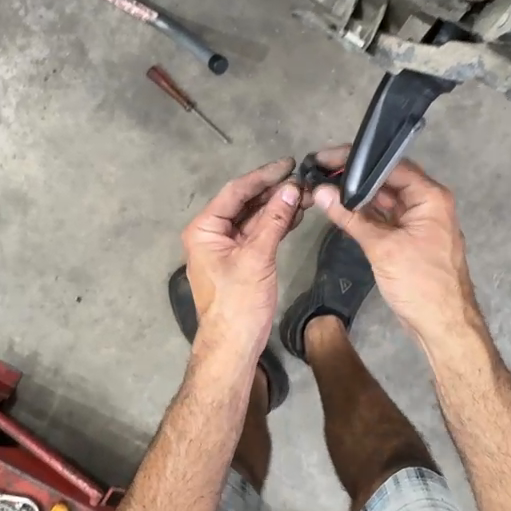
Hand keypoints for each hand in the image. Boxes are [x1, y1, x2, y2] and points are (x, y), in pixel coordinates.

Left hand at [181, 158, 303, 358]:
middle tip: (304, 182)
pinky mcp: (238, 259)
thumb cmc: (238, 302)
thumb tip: (292, 190)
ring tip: (306, 196)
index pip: (236, 191)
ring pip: (253, 218)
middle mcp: (211, 233)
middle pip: (244, 202)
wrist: (233, 345)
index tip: (290, 165)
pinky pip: (257, 234)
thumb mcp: (257, 257)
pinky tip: (296, 215)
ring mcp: (224, 247)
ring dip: (278, 208)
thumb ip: (274, 220)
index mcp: (204, 228)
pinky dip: (276, 224)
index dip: (264, 176)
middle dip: (274, 193)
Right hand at [307, 147, 479, 342]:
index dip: (356, 160)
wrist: (443, 325)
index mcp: (430, 197)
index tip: (325, 158)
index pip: (390, 165)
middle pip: (387, 180)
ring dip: (357, 196)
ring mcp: (419, 222)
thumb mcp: (382, 248)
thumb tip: (320, 192)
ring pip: (384, 200)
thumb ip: (350, 217)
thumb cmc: (420, 283)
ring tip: (324, 186)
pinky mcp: (410, 239)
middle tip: (319, 170)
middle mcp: (427, 203)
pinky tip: (340, 209)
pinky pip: (385, 218)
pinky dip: (364, 214)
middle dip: (354, 176)